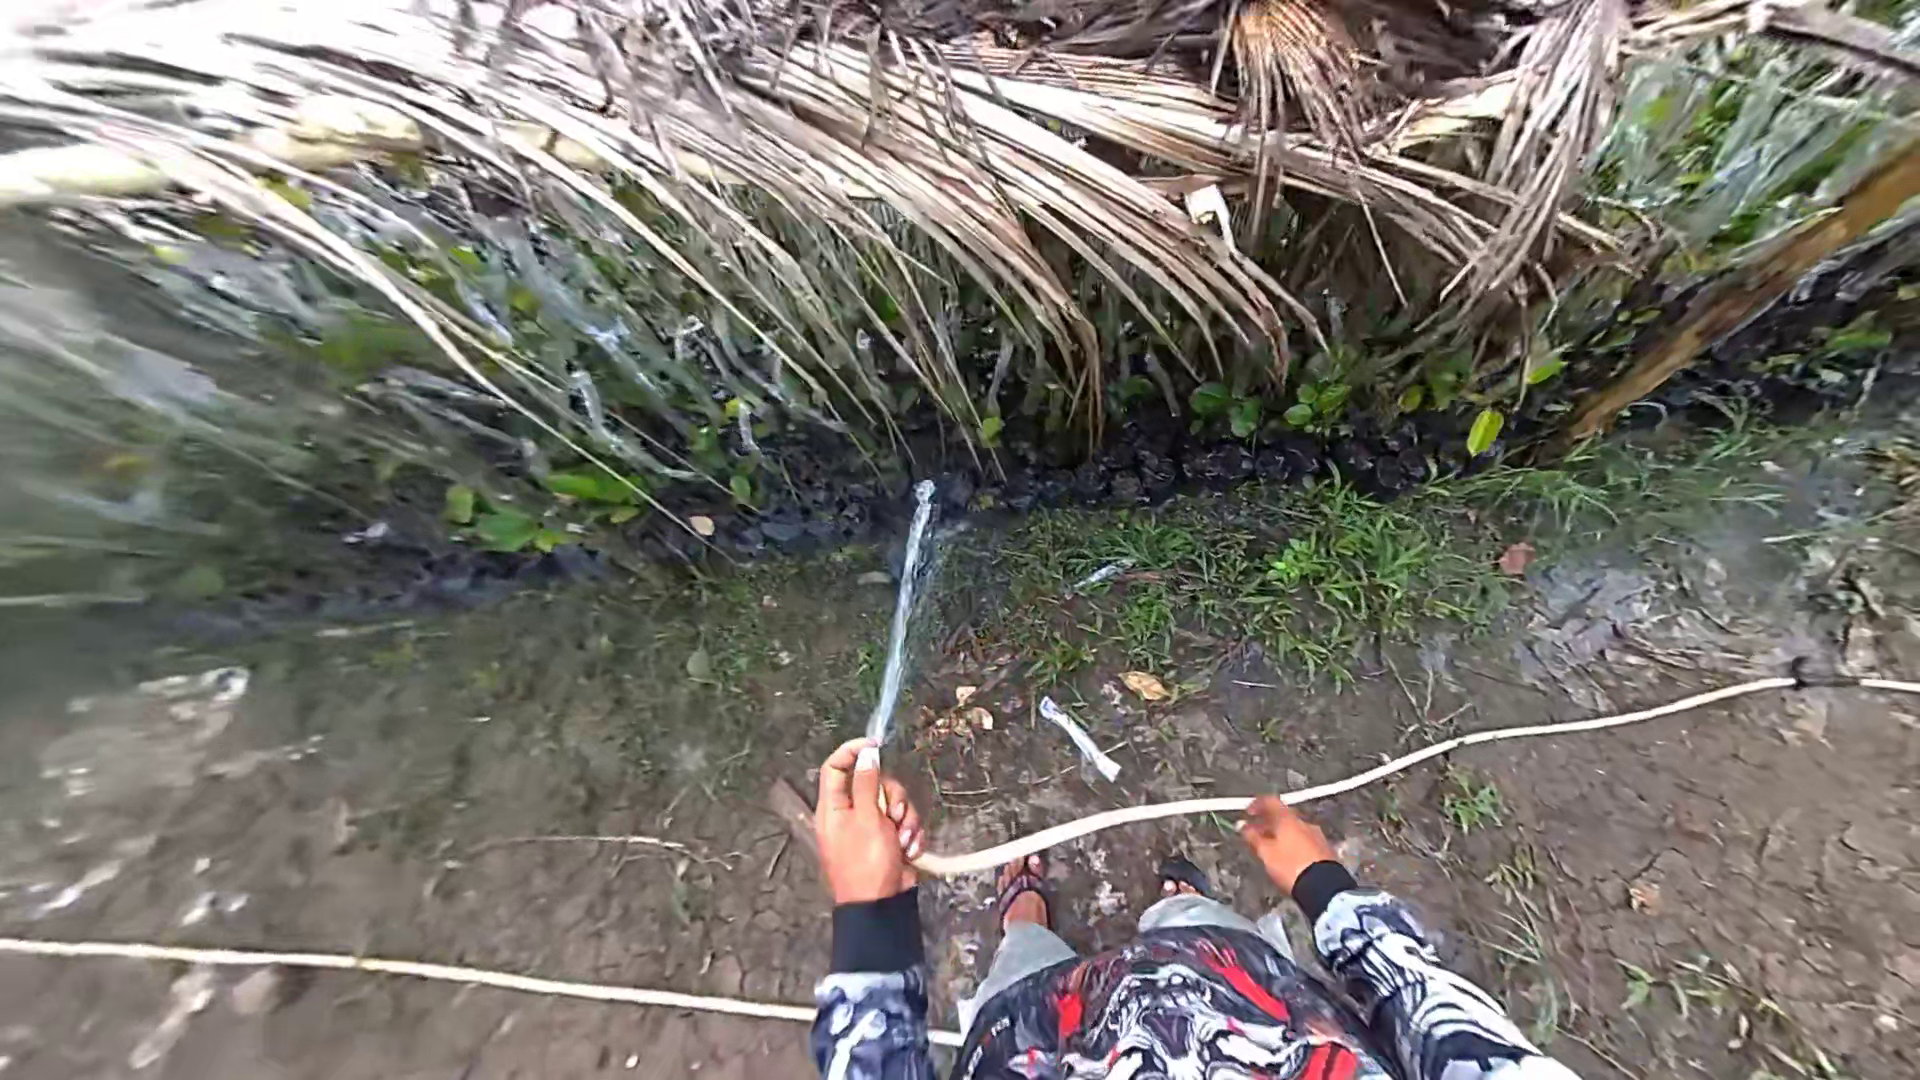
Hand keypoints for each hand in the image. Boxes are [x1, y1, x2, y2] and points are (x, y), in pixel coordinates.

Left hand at [815, 737, 924, 903]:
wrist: (881, 907)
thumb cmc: (867, 861)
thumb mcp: (867, 818)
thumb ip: (866, 783)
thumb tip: (866, 753)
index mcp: (833, 807)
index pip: (834, 767)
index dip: (852, 751)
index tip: (875, 745)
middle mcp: (850, 813)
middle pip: (873, 782)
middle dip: (891, 795)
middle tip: (893, 814)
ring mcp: (871, 826)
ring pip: (893, 801)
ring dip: (905, 818)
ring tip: (903, 839)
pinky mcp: (889, 838)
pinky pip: (903, 821)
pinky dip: (910, 834)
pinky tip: (910, 849)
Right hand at [1239, 795, 1337, 893]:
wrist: (1326, 890)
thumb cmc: (1291, 866)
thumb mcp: (1265, 853)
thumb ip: (1252, 837)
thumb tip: (1243, 827)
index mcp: (1287, 818)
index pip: (1270, 801)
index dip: (1256, 805)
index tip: (1248, 813)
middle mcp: (1304, 823)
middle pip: (1283, 816)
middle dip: (1268, 823)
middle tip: (1257, 833)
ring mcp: (1317, 837)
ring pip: (1295, 829)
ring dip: (1282, 834)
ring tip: (1272, 849)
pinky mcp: (1327, 852)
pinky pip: (1305, 842)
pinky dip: (1294, 844)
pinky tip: (1289, 858)